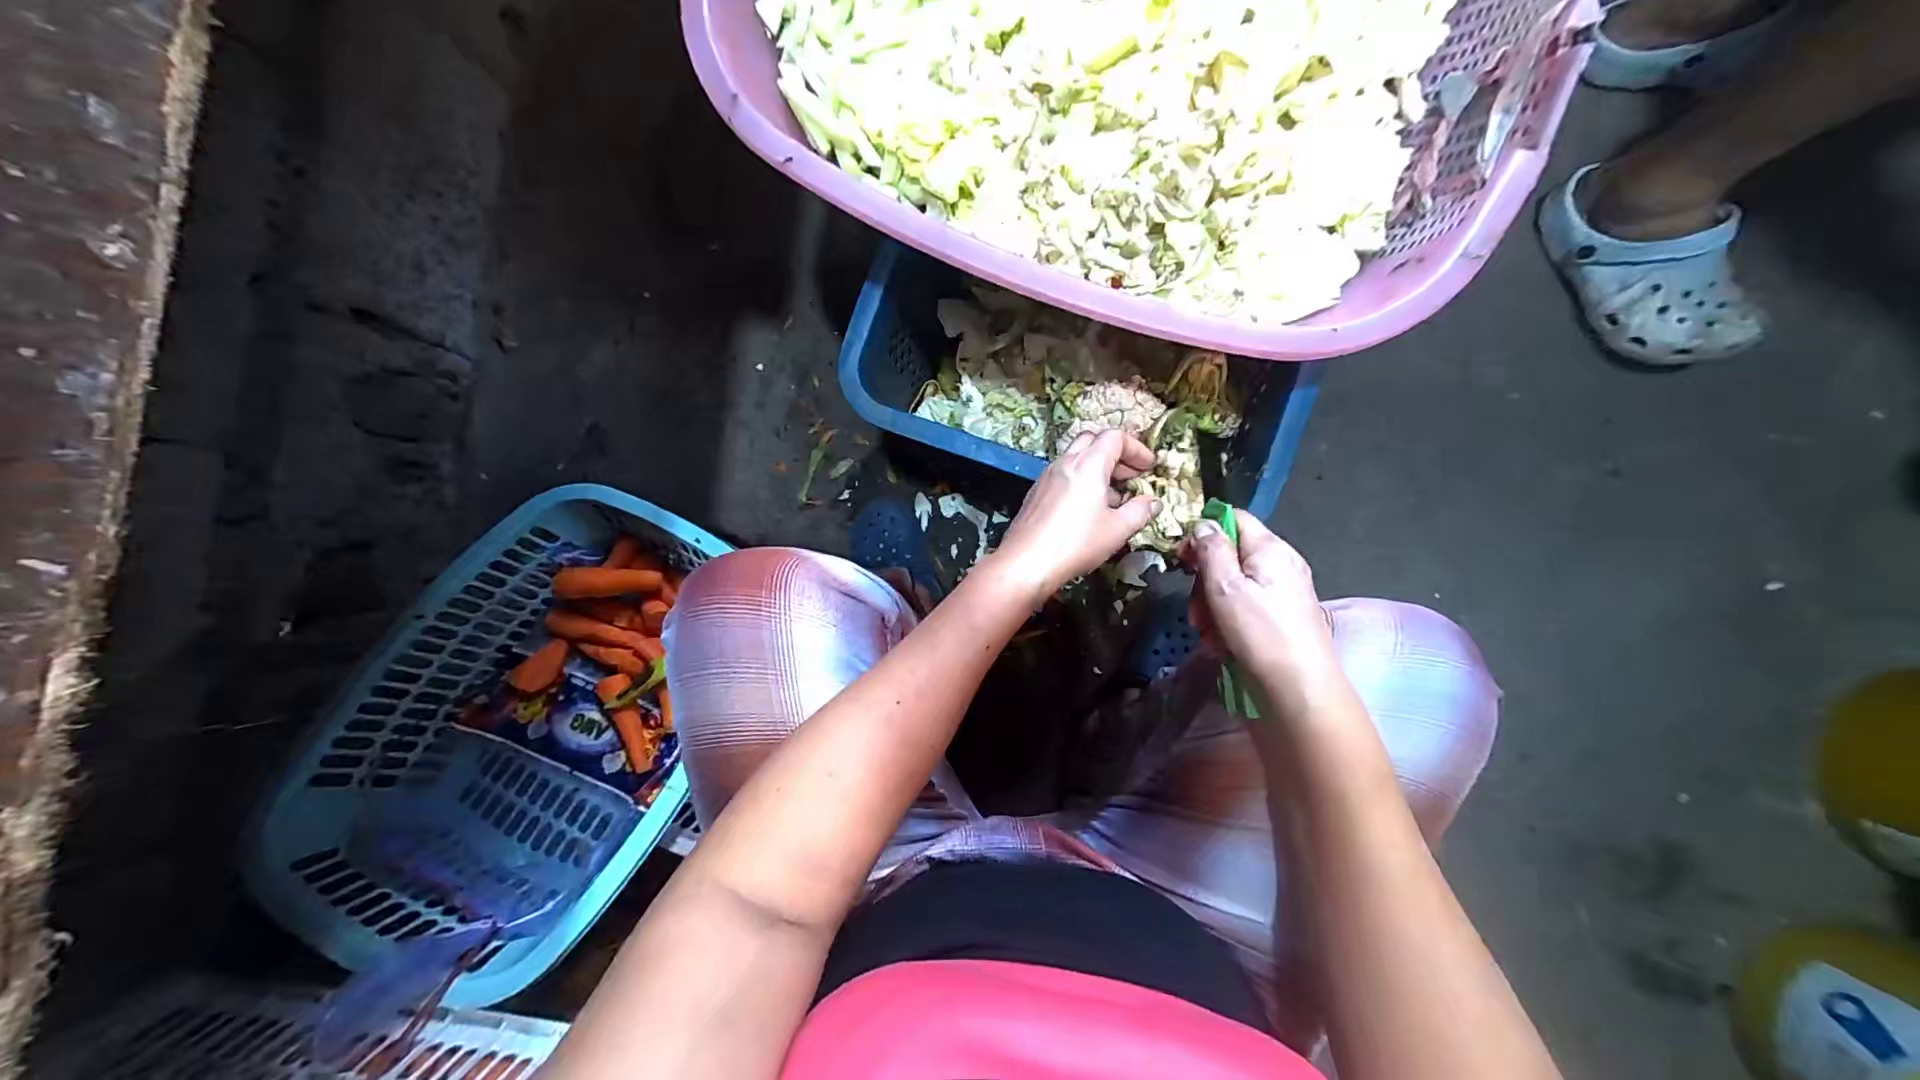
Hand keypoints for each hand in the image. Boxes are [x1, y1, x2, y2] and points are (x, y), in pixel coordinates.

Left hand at [992, 429, 1158, 596]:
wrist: (1025, 563)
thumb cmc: (1075, 544)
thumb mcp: (1118, 529)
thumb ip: (1140, 511)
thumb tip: (1153, 502)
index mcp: (1088, 464)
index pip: (1115, 437)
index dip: (1137, 448)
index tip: (1149, 467)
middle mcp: (1065, 463)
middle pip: (1093, 440)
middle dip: (1116, 454)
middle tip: (1132, 476)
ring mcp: (1047, 477)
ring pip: (1076, 458)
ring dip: (1098, 469)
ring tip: (1115, 497)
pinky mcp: (1036, 493)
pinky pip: (1063, 476)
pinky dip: (1081, 481)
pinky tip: (1088, 509)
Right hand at [1181, 510, 1341, 720]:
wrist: (1300, 689)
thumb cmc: (1261, 633)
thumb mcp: (1226, 587)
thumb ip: (1211, 550)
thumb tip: (1202, 524)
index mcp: (1270, 548)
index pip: (1232, 518)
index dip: (1203, 532)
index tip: (1182, 559)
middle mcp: (1281, 563)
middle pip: (1229, 555)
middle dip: (1204, 581)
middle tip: (1196, 610)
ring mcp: (1284, 590)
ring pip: (1233, 585)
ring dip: (1212, 607)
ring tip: (1208, 634)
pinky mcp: (1283, 616)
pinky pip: (1246, 606)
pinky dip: (1229, 622)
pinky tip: (1222, 644)